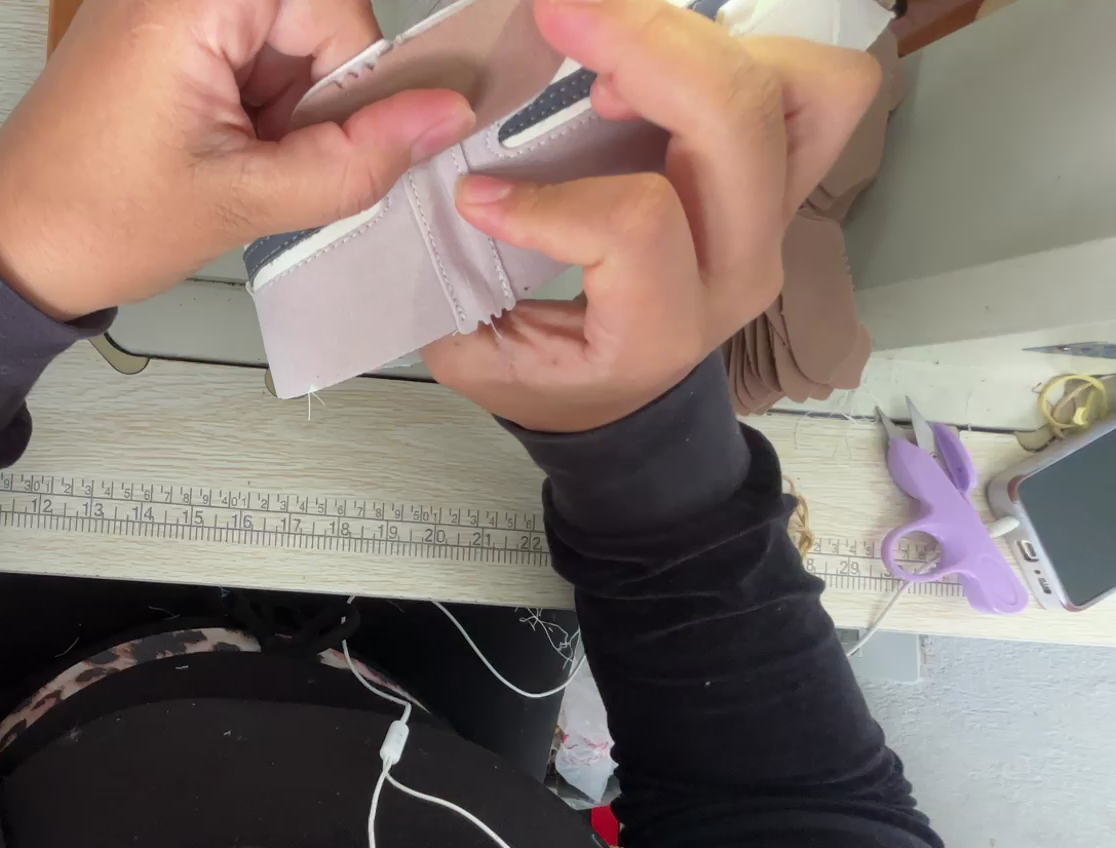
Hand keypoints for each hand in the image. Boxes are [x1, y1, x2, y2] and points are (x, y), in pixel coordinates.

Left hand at [0, 0, 476, 319]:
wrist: (9, 250)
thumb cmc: (96, 222)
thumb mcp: (239, 201)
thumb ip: (349, 162)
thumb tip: (445, 116)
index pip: (339, 13)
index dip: (349, 98)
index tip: (324, 161)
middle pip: (312, 27)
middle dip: (305, 113)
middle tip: (252, 174)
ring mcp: (165, 8)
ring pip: (280, 52)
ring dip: (273, 123)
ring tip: (215, 173)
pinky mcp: (156, 38)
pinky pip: (239, 63)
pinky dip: (244, 118)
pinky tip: (206, 161)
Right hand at [421, 0, 879, 432]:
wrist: (615, 401)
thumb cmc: (543, 385)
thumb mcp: (477, 359)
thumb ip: (454, 287)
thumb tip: (446, 190)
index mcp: (657, 331)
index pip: (633, 226)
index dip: (544, 198)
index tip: (472, 196)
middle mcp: (736, 273)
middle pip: (738, 125)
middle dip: (644, 44)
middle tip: (556, 12)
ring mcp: (773, 225)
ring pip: (809, 92)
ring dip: (708, 47)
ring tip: (615, 50)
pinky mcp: (778, 189)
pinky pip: (806, 92)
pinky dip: (737, 54)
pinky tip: (649, 71)